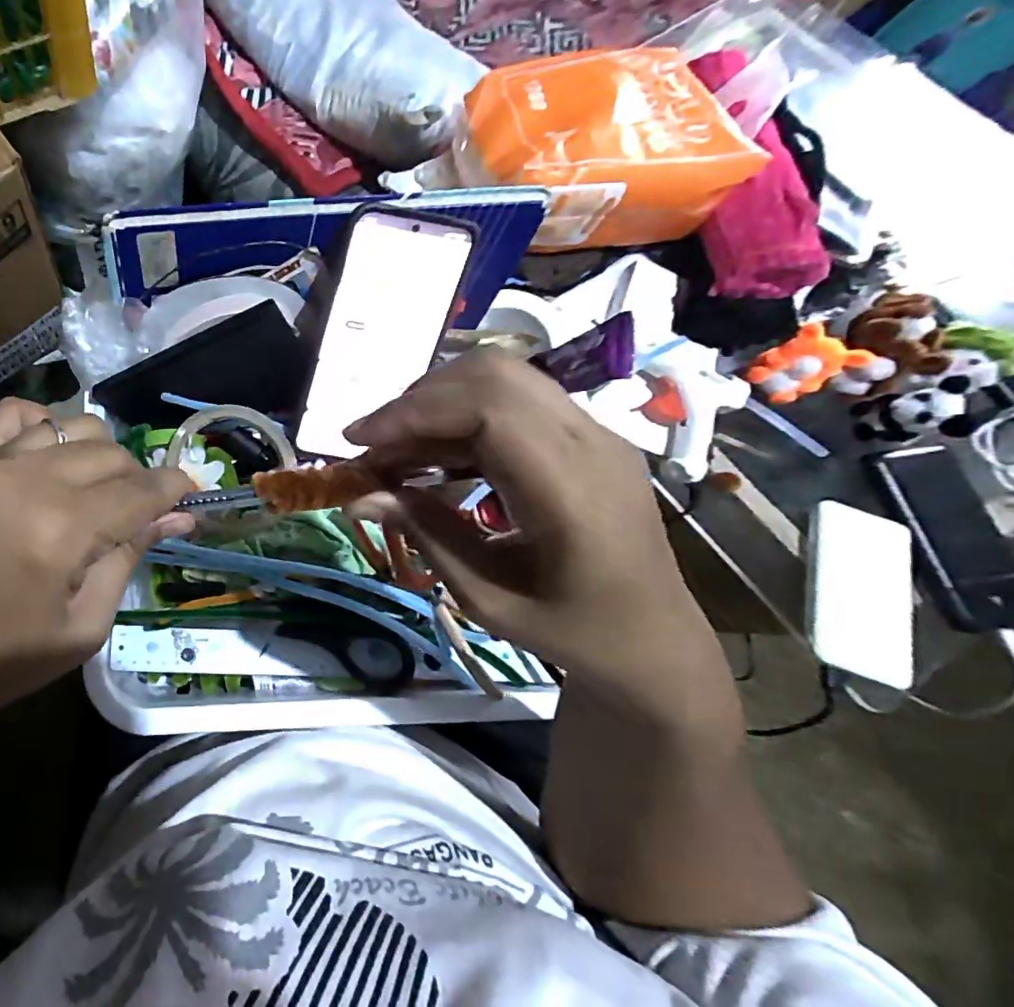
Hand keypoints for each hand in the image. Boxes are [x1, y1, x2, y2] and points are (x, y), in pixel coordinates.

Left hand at [0, 400, 193, 764]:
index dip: (173, 490)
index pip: (138, 491)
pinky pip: (14, 416)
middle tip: (142, 513)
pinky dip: (46, 425)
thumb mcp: (75, 632)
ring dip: (100, 453)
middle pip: (110, 454)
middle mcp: (28, 479)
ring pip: (71, 426)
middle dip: (138, 478)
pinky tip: (51, 455)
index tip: (192, 493)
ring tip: (99, 490)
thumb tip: (173, 519)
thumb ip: (126, 562)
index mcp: (60, 530)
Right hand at [345, 348, 733, 722]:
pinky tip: (437, 453)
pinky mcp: (588, 435)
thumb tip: (360, 496)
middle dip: (418, 400)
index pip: (487, 408)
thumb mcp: (487, 599)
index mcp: (571, 491)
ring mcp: (596, 432)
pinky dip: (464, 412)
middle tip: (374, 447)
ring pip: (504, 377)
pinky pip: (517, 398)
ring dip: (439, 401)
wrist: (654, 638)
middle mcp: (591, 443)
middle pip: (493, 375)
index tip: (359, 442)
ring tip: (398, 449)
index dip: (413, 413)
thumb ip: (427, 535)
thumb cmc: (572, 632)